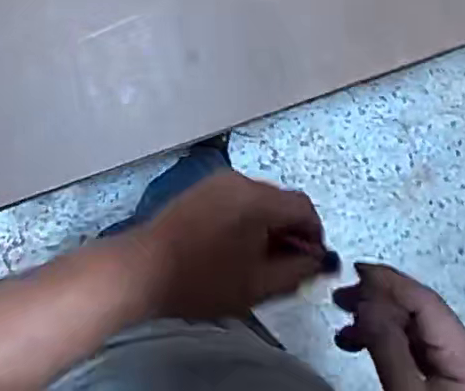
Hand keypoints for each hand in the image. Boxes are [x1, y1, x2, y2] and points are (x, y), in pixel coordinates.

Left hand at [125, 168, 334, 320]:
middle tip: (289, 265)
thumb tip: (316, 258)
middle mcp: (236, 180)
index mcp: (255, 198)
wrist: (148, 266)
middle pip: (280, 199)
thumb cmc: (204, 279)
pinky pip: (236, 198)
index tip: (312, 261)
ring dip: (268, 225)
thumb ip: (296, 268)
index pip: (302, 205)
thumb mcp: (259, 284)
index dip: (314, 234)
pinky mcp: (201, 188)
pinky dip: (247, 218)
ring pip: (258, 199)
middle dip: (290, 230)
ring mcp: (216, 181)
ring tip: (261, 260)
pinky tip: (237, 247)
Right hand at [333, 264, 464, 390]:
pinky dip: (396, 344)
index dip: (387, 280)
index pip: (425, 300)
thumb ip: (386, 343)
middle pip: (423, 314)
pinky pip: (427, 352)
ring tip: (346, 331)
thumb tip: (365, 298)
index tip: (351, 270)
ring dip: (382, 324)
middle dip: (378, 302)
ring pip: (422, 332)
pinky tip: (371, 349)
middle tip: (339, 301)